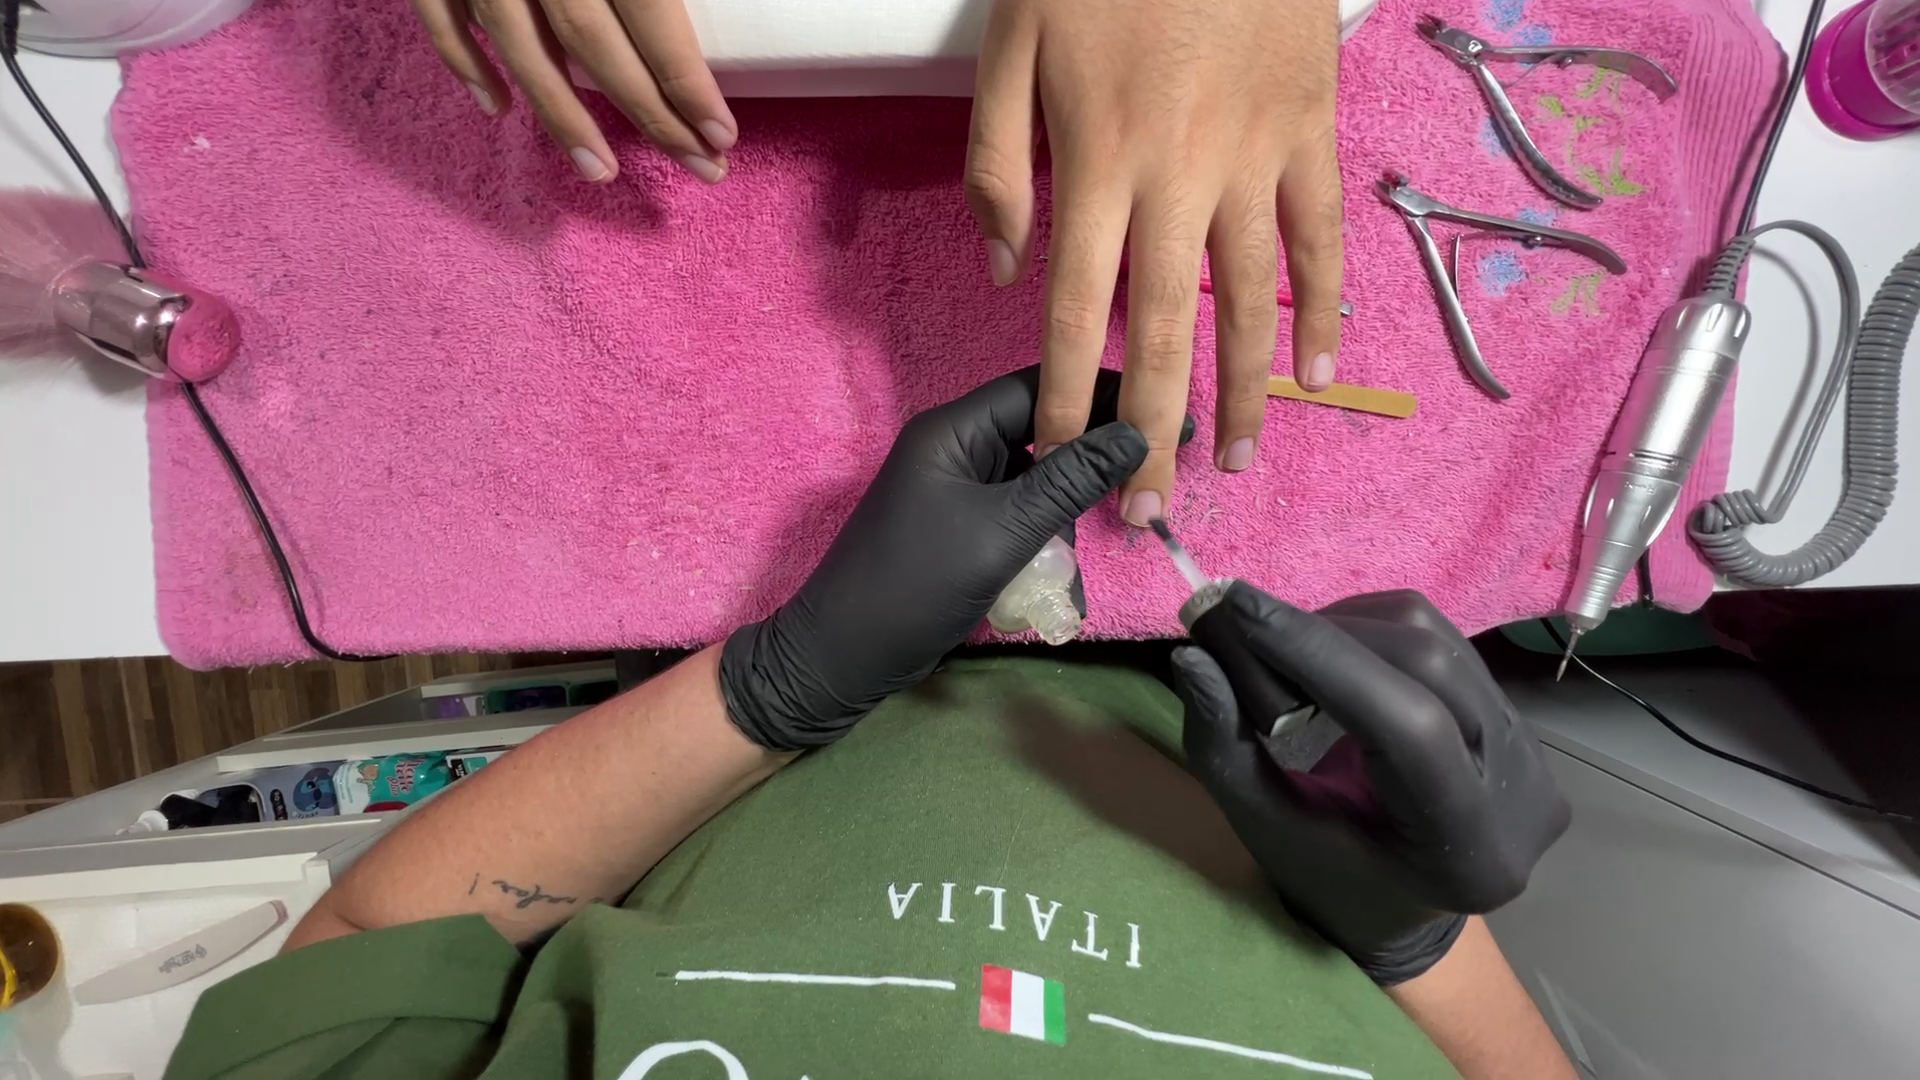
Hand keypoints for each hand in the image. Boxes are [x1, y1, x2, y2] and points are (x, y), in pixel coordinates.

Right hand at [410, 0, 734, 182]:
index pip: (650, 11)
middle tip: (703, 170)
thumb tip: (701, 6)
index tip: (723, 135)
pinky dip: (462, 59)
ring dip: (561, 114)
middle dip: (652, 115)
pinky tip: (497, 108)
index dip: (687, 80)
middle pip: (593, 40)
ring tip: (603, 171)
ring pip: (515, 38)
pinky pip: (433, 4)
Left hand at [720, 367, 1149, 750]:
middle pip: (1041, 438)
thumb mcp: (1002, 532)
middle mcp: (955, 450)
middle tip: (1144, 492)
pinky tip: (1056, 590)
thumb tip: (1137, 432)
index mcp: (953, 430)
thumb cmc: (917, 585)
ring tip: (1079, 567)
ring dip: (1061, 525)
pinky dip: (1038, 550)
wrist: (845, 658)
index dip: (1103, 398)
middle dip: (1087, 472)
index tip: (1162, 416)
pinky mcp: (959, 530)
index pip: (1040, 390)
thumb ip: (1070, 481)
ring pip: (1033, 488)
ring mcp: (955, 491)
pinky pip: (1014, 523)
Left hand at [966, 0, 1344, 525]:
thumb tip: (1008, 274)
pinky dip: (1324, 308)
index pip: (1078, 315)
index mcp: (1098, 167)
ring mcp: (1254, 158)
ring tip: (1231, 463)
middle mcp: (1178, 181)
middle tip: (1150, 509)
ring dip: (1239, 395)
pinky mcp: (1309, 130)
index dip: (1072, 400)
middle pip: (1164, 335)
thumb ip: (996, 169)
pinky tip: (1318, 375)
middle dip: (1152, 432)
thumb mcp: (1012, 50)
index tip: (1067, 466)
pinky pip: (1321, 236)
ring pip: (1249, 302)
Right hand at [1172, 585, 1569, 984]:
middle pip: (1425, 664)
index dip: (1317, 653)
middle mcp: (1525, 794)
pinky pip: (1438, 634)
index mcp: (1467, 850)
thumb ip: (1221, 739)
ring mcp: (1533, 750)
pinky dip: (1364, 625)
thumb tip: (1192, 653)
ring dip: (1340, 623)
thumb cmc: (1320, 872)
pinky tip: (1326, 652)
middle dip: (1320, 632)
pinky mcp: (1516, 715)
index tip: (1233, 606)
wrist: (1395, 898)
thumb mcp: (1255, 819)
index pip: (1405, 725)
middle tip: (1241, 628)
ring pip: (1432, 636)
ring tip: (1282, 648)